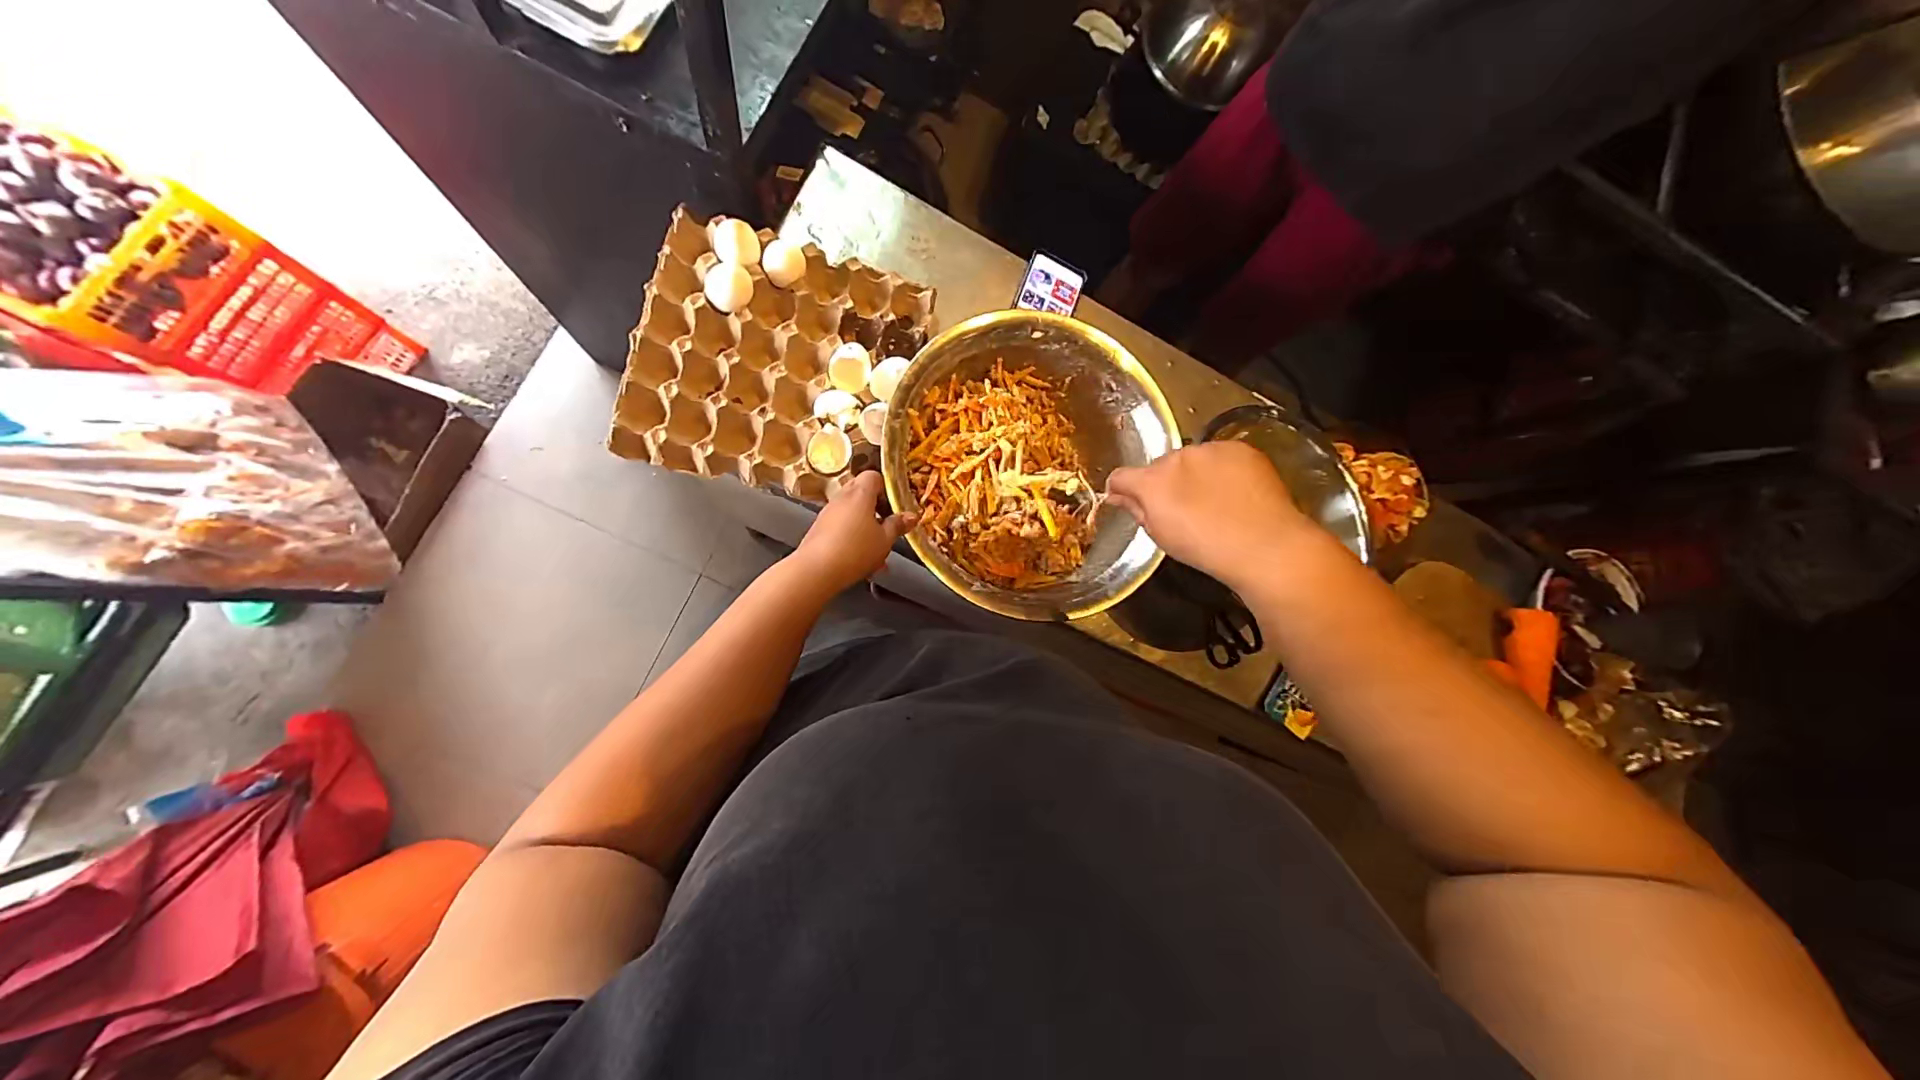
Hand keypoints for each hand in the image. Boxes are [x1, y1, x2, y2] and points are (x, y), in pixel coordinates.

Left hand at [791, 470, 915, 594]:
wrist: (816, 571)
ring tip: (877, 548)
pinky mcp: (819, 530)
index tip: (897, 505)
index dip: (887, 489)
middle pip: (862, 493)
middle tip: (889, 526)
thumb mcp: (885, 540)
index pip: (874, 476)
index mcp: (860, 493)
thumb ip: (898, 526)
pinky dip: (852, 537)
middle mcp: (841, 498)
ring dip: (865, 525)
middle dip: (877, 508)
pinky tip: (861, 559)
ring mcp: (828, 513)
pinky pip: (840, 527)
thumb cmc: (854, 552)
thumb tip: (910, 517)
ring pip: (851, 512)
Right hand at [1105, 442, 1315, 585]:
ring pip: (1192, 459)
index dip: (1122, 489)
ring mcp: (1211, 450)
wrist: (1264, 544)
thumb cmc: (1207, 548)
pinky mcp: (1240, 449)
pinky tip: (1235, 493)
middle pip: (1160, 466)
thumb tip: (1119, 496)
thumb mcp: (1161, 536)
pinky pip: (1221, 456)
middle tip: (1182, 510)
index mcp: (1152, 482)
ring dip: (1195, 474)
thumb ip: (1136, 510)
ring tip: (1213, 502)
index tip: (1128, 500)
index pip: (1121, 476)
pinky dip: (1223, 470)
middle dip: (1165, 483)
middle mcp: (1177, 458)